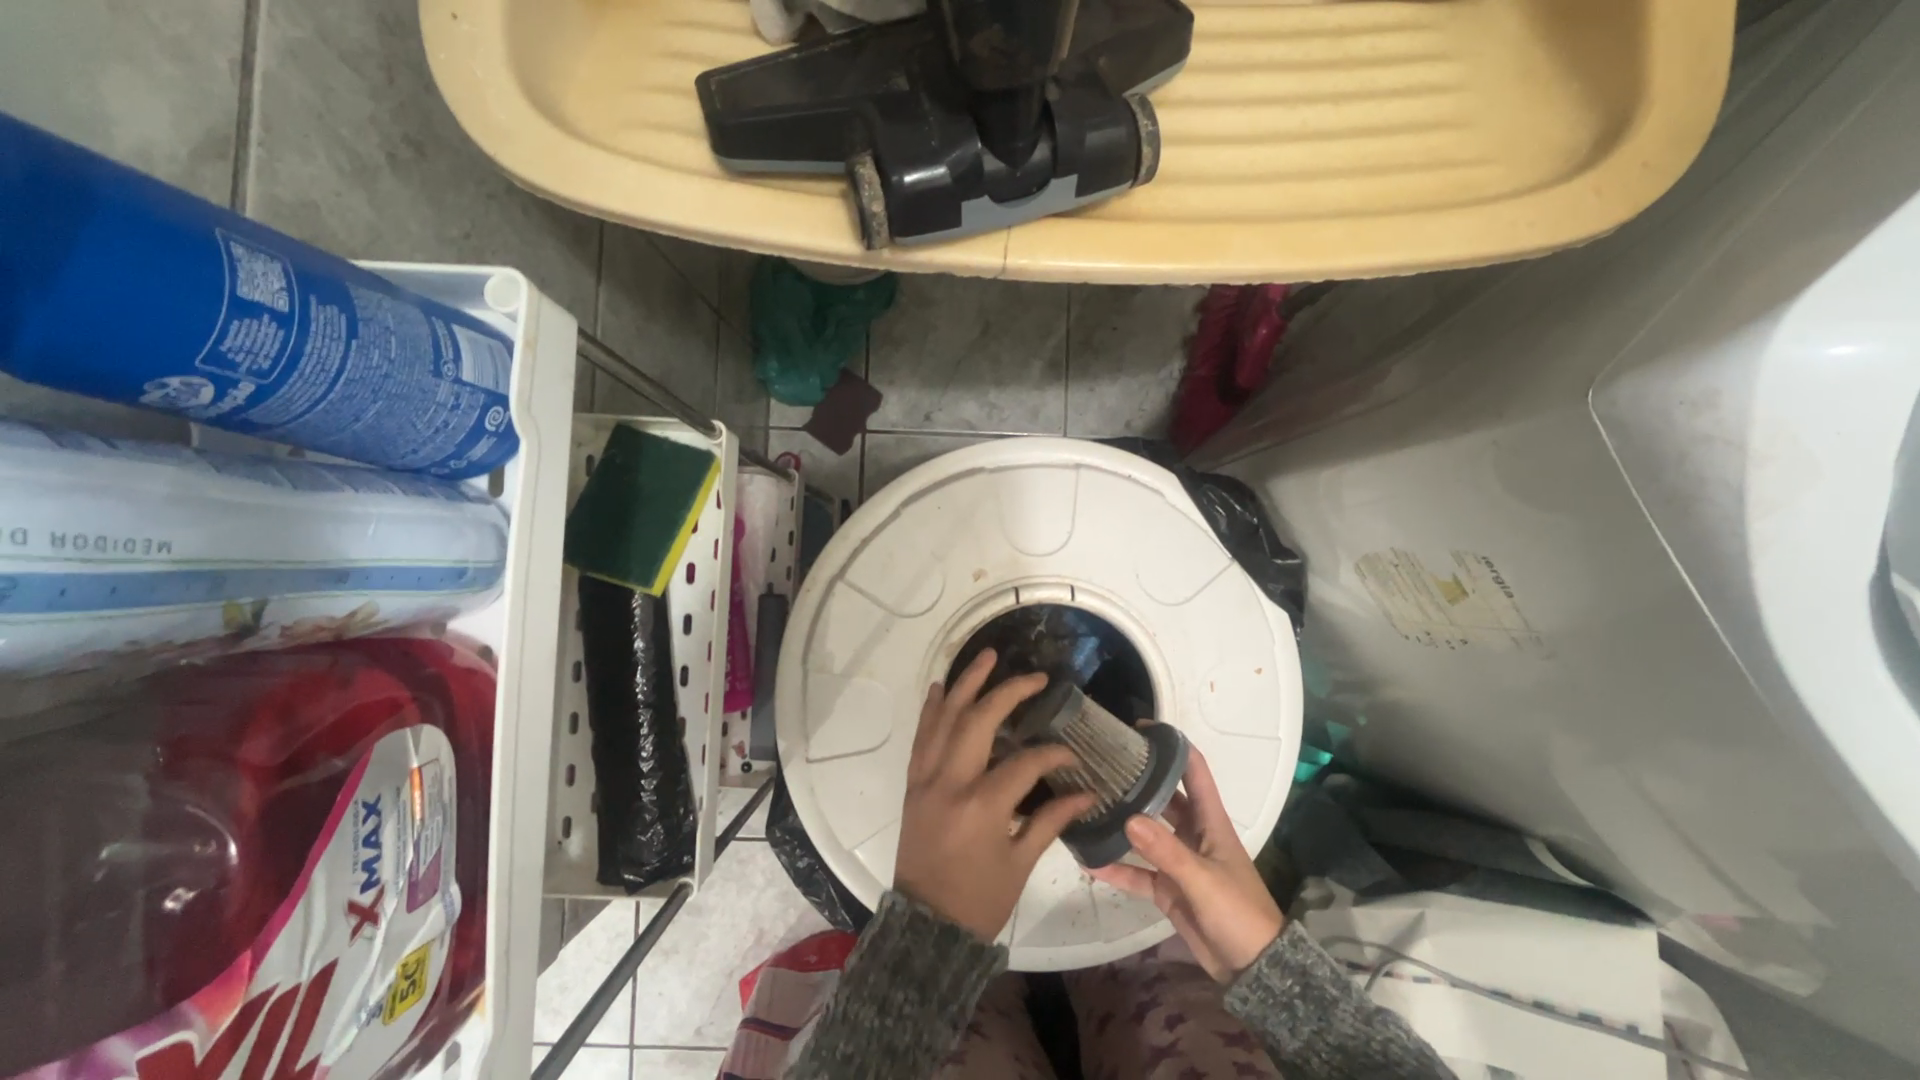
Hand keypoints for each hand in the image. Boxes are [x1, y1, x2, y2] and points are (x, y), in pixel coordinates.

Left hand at [893, 649, 1098, 942]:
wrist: (926, 926)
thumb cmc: (979, 900)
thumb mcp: (1020, 863)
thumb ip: (1050, 820)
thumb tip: (1086, 793)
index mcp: (983, 806)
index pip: (1025, 762)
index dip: (1052, 753)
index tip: (1073, 752)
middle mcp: (951, 782)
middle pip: (979, 721)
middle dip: (1008, 692)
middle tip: (1034, 677)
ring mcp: (927, 780)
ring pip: (944, 719)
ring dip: (965, 684)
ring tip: (986, 657)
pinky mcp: (913, 784)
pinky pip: (921, 738)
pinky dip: (932, 710)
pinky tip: (942, 688)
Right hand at [1088, 743, 1284, 981]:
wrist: (1253, 968)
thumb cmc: (1238, 912)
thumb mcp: (1202, 880)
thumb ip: (1165, 851)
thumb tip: (1128, 817)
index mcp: (1212, 822)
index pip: (1195, 771)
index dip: (1172, 746)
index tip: (1140, 729)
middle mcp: (1194, 835)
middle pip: (1164, 797)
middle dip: (1139, 780)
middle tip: (1102, 763)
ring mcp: (1179, 862)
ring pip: (1146, 833)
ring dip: (1122, 822)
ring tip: (1089, 804)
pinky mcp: (1168, 889)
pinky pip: (1138, 872)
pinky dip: (1117, 867)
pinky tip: (1090, 860)